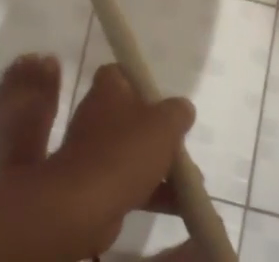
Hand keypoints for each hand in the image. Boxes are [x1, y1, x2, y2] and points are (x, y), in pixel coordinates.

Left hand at [0, 59, 197, 258]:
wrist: (86, 205)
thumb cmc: (126, 150)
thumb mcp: (164, 124)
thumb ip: (177, 112)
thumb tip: (182, 108)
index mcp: (107, 90)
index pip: (121, 73)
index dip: (142, 81)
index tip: (164, 97)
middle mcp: (97, 116)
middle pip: (132, 115)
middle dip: (160, 131)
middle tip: (183, 143)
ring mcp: (96, 152)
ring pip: (134, 151)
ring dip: (162, 164)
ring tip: (193, 179)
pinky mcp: (98, 185)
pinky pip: (132, 182)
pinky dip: (155, 191)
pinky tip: (182, 204)